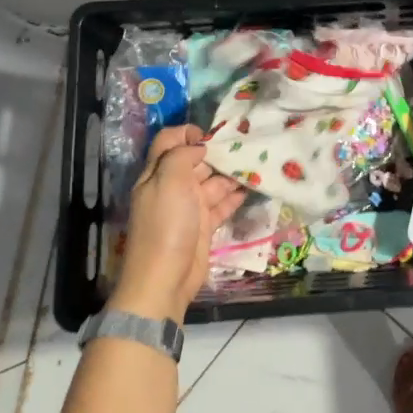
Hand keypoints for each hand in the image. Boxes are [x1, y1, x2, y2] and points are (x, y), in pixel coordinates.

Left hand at [110, 125, 246, 322]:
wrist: (165, 279)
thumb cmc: (166, 226)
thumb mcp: (168, 182)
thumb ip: (181, 156)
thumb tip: (198, 146)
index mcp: (158, 174)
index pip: (168, 142)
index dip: (186, 133)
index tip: (210, 134)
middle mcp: (172, 187)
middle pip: (194, 161)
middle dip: (216, 152)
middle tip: (244, 145)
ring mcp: (189, 207)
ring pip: (212, 182)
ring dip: (230, 173)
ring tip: (254, 164)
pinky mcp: (203, 226)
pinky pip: (221, 205)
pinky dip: (234, 196)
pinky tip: (251, 188)